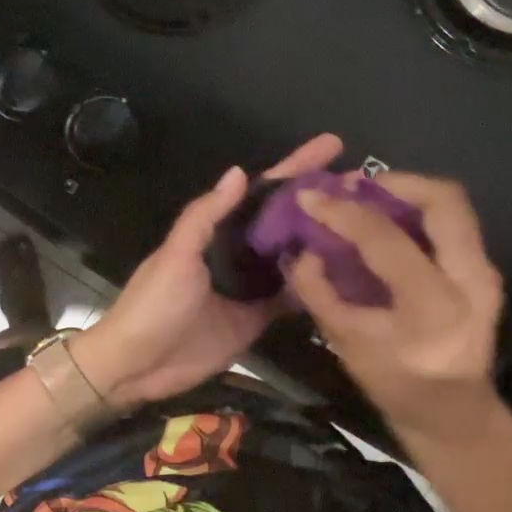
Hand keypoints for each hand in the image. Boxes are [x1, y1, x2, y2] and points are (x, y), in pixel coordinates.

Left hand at [70, 134, 344, 405]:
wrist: (137, 366)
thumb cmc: (152, 305)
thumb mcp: (175, 256)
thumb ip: (204, 217)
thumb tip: (239, 171)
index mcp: (213, 232)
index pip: (259, 192)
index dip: (293, 168)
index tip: (333, 145)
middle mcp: (235, 253)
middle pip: (284, 221)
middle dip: (320, 201)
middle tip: (370, 186)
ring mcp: (249, 286)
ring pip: (294, 256)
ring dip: (325, 239)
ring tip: (374, 221)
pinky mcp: (257, 318)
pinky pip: (293, 297)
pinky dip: (318, 285)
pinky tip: (353, 272)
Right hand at [283, 173, 504, 428]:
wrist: (452, 414)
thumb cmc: (394, 383)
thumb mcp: (344, 341)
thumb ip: (318, 292)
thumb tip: (301, 250)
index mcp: (433, 306)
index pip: (386, 239)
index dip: (342, 212)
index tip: (310, 198)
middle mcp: (471, 281)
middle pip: (444, 201)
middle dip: (394, 183)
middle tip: (351, 187)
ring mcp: (486, 274)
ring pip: (452, 208)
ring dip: (406, 195)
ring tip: (364, 199)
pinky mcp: (484, 272)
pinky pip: (451, 225)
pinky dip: (416, 213)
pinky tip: (384, 223)